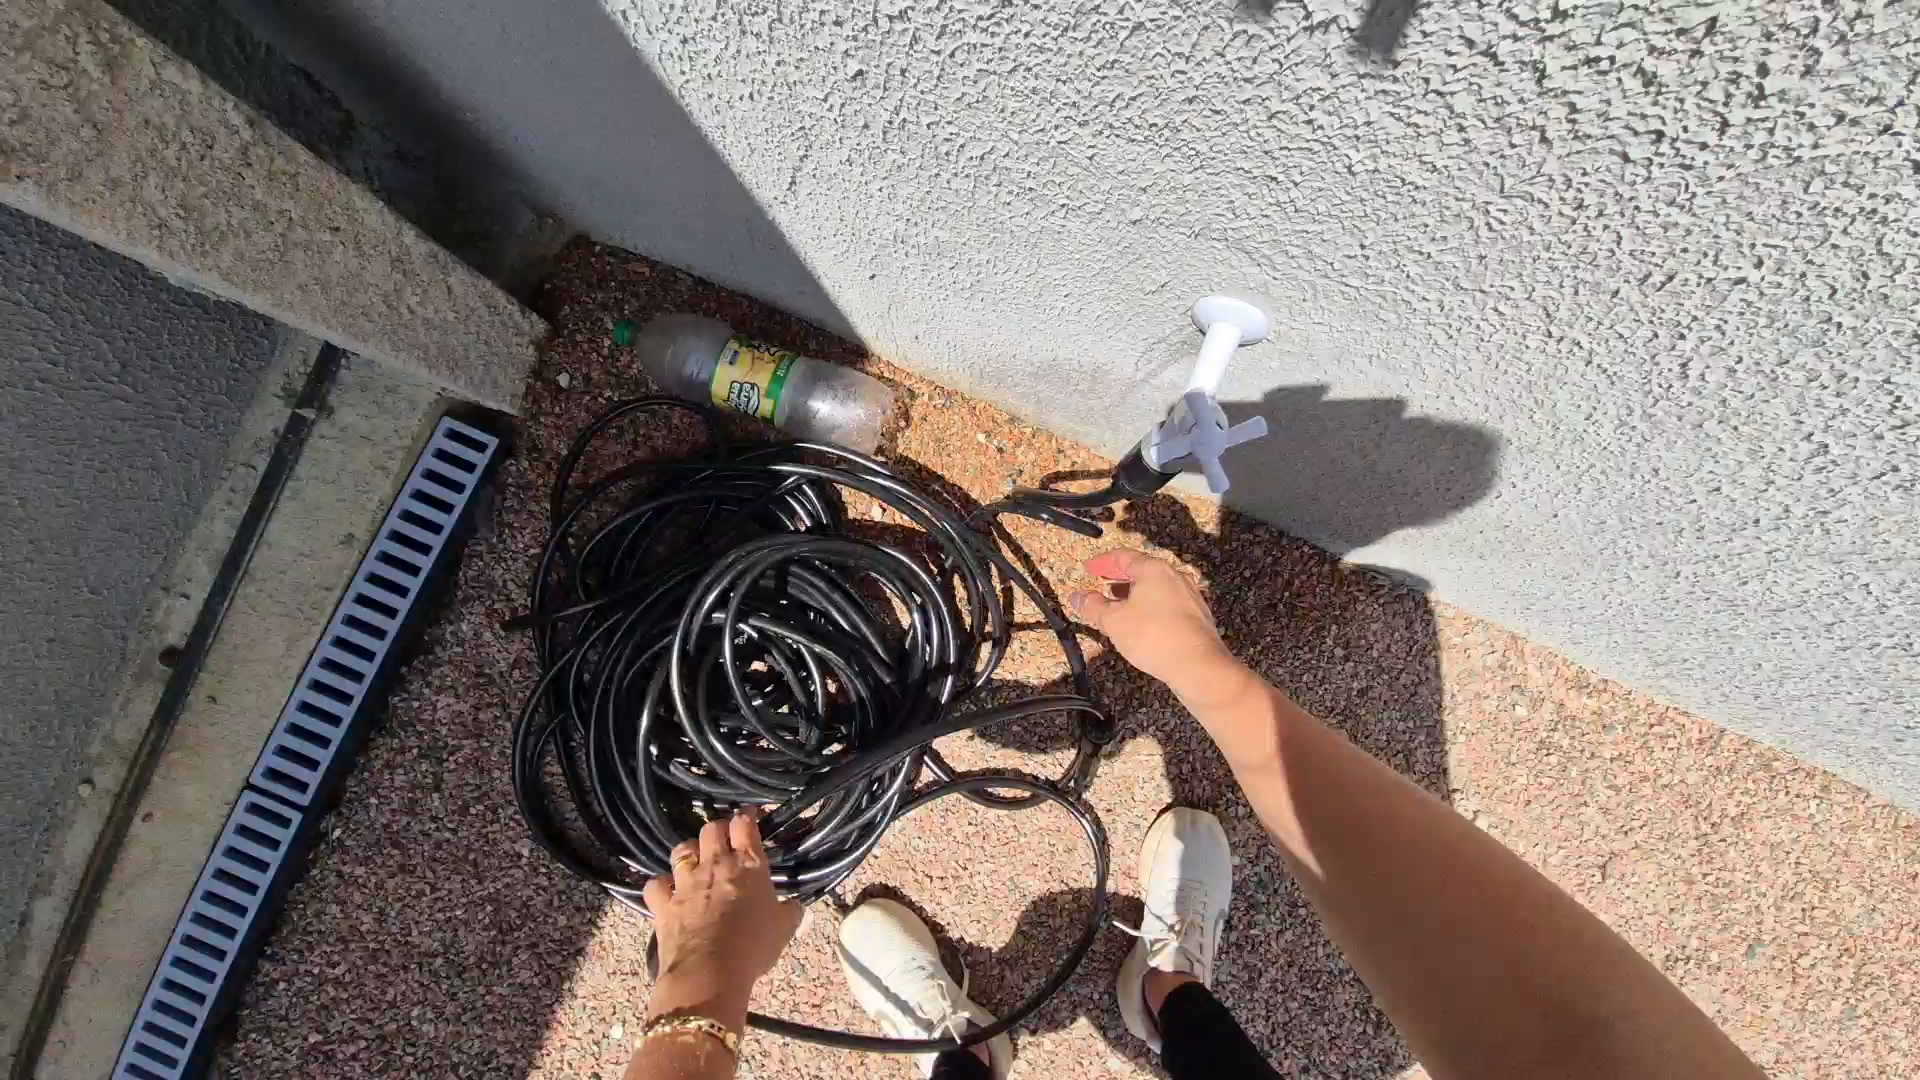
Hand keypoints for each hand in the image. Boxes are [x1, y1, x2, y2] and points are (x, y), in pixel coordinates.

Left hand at [642, 810, 802, 1028]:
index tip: (749, 816)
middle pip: (712, 828)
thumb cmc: (753, 946)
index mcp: (748, 863)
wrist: (710, 974)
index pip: (744, 823)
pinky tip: (667, 892)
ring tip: (695, 861)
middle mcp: (716, 864)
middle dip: (718, 829)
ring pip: (682, 849)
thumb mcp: (784, 928)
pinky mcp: (664, 904)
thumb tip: (796, 906)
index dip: (746, 816)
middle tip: (724, 841)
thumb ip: (791, 911)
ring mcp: (686, 882)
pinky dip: (661, 886)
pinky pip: (655, 885)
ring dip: (689, 851)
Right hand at [1068, 549, 1247, 708]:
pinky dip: (1149, 603)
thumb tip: (1077, 596)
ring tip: (1116, 602)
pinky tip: (1140, 620)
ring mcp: (1189, 595)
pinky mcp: (1196, 614)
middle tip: (1101, 580)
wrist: (1199, 665)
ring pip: (1155, 586)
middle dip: (1118, 575)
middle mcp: (1174, 576)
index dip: (1102, 562)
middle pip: (1141, 569)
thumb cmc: (1153, 636)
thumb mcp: (1114, 621)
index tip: (1088, 568)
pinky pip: (1166, 601)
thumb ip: (1093, 606)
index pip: (1123, 556)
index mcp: (1153, 570)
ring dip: (1133, 591)